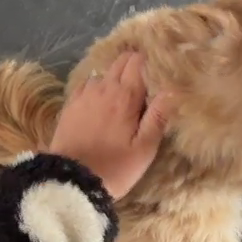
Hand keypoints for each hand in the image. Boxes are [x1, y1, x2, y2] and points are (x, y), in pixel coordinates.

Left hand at [48, 52, 171, 198]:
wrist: (71, 180)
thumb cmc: (115, 167)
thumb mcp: (144, 148)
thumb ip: (158, 117)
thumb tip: (171, 89)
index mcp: (126, 96)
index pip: (138, 61)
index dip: (148, 61)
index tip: (156, 71)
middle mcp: (104, 88)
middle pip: (120, 62)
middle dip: (133, 65)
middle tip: (143, 81)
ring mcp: (84, 95)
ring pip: (102, 73)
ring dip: (114, 78)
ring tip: (122, 94)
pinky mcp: (69, 105)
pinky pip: (86, 85)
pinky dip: (96, 87)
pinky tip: (100, 102)